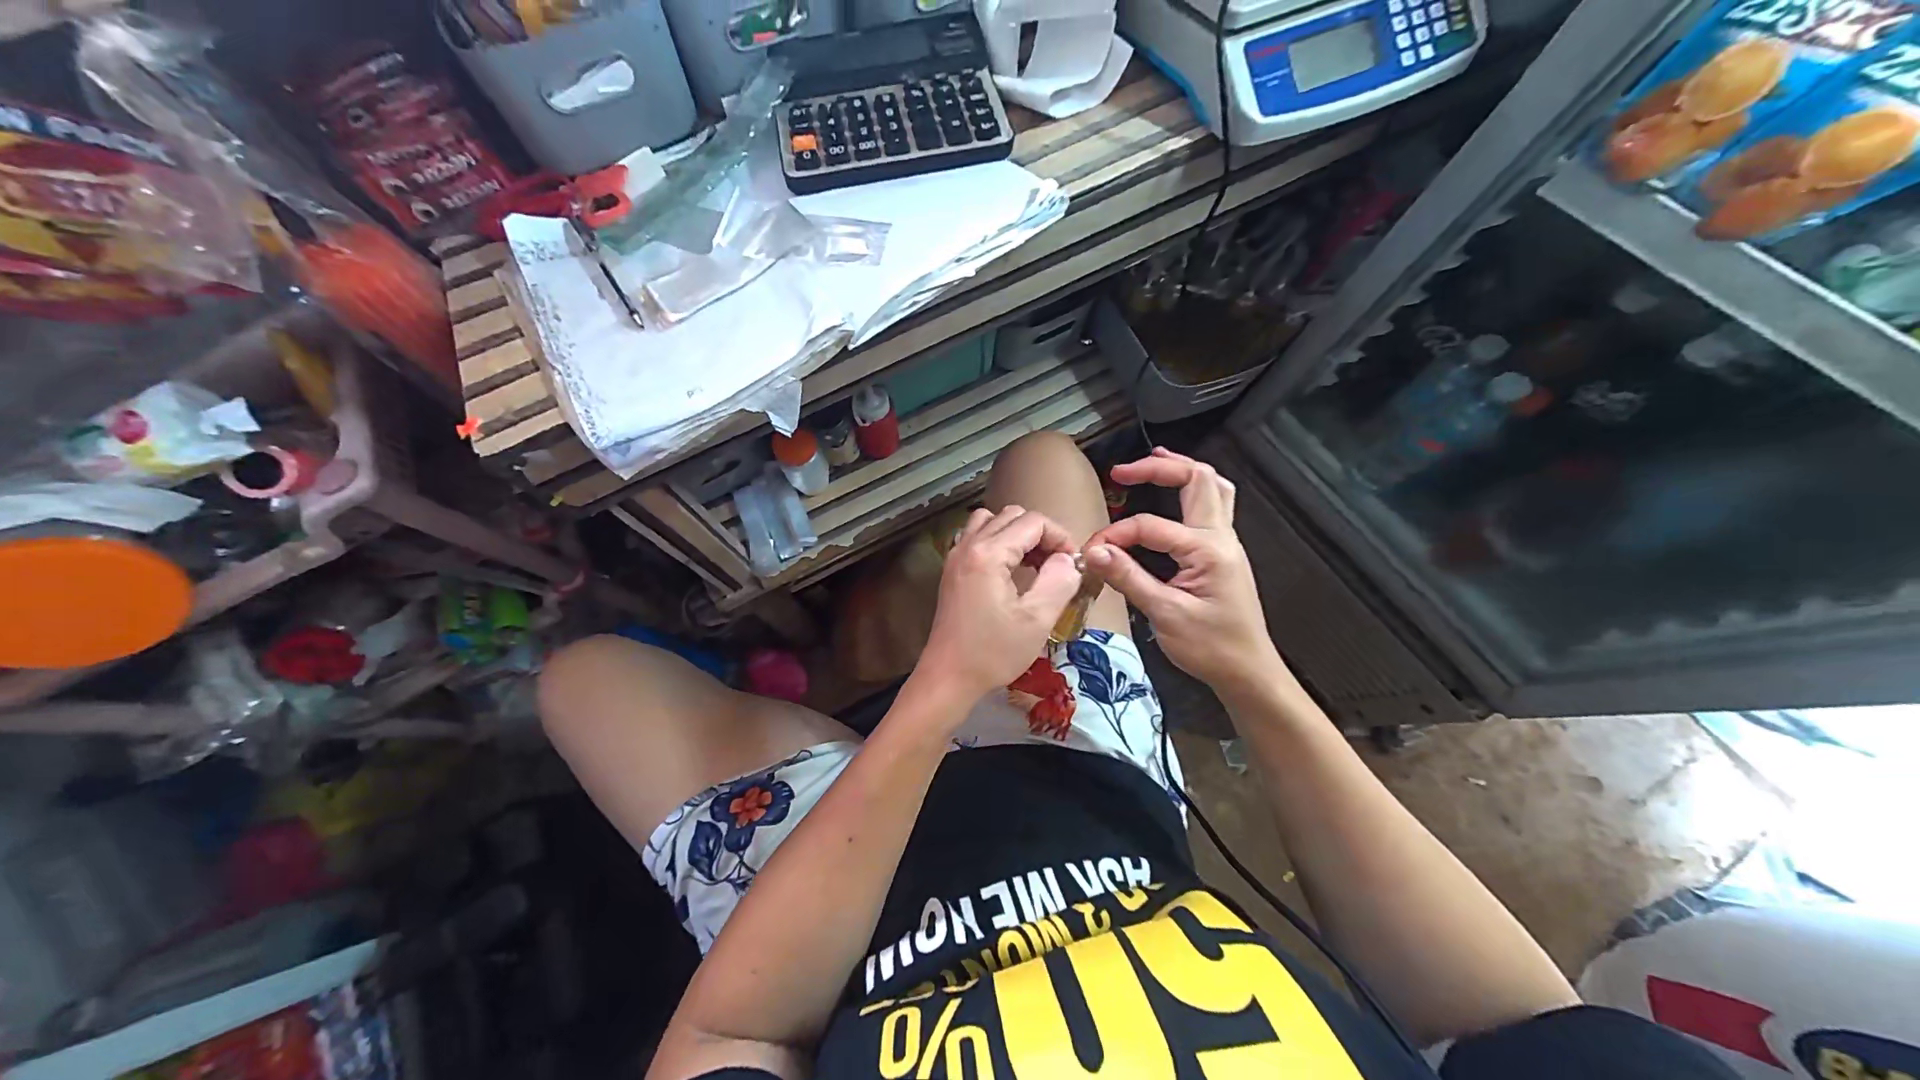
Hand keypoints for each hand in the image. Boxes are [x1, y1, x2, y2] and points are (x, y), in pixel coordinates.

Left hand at [917, 505, 1082, 702]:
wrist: (948, 677)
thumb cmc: (993, 652)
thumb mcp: (1037, 620)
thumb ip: (1059, 581)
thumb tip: (1068, 560)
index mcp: (989, 553)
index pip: (1033, 522)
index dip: (1060, 537)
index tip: (1073, 564)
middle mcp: (968, 545)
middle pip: (1012, 515)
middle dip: (1040, 533)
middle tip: (1056, 564)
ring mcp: (956, 556)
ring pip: (992, 522)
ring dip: (1017, 535)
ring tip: (1034, 564)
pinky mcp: (952, 570)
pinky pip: (977, 538)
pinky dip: (998, 543)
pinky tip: (1010, 572)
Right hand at [1085, 448, 1286, 694]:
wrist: (1248, 671)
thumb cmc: (1211, 647)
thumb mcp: (1164, 614)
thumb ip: (1128, 577)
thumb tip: (1094, 551)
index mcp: (1207, 549)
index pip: (1150, 525)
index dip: (1116, 534)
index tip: (1091, 551)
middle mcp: (1222, 537)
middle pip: (1197, 479)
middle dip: (1159, 467)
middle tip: (1123, 471)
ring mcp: (1227, 543)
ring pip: (1213, 487)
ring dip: (1184, 470)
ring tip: (1155, 460)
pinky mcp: (1224, 554)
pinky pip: (1214, 506)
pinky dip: (1193, 490)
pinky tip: (1175, 494)